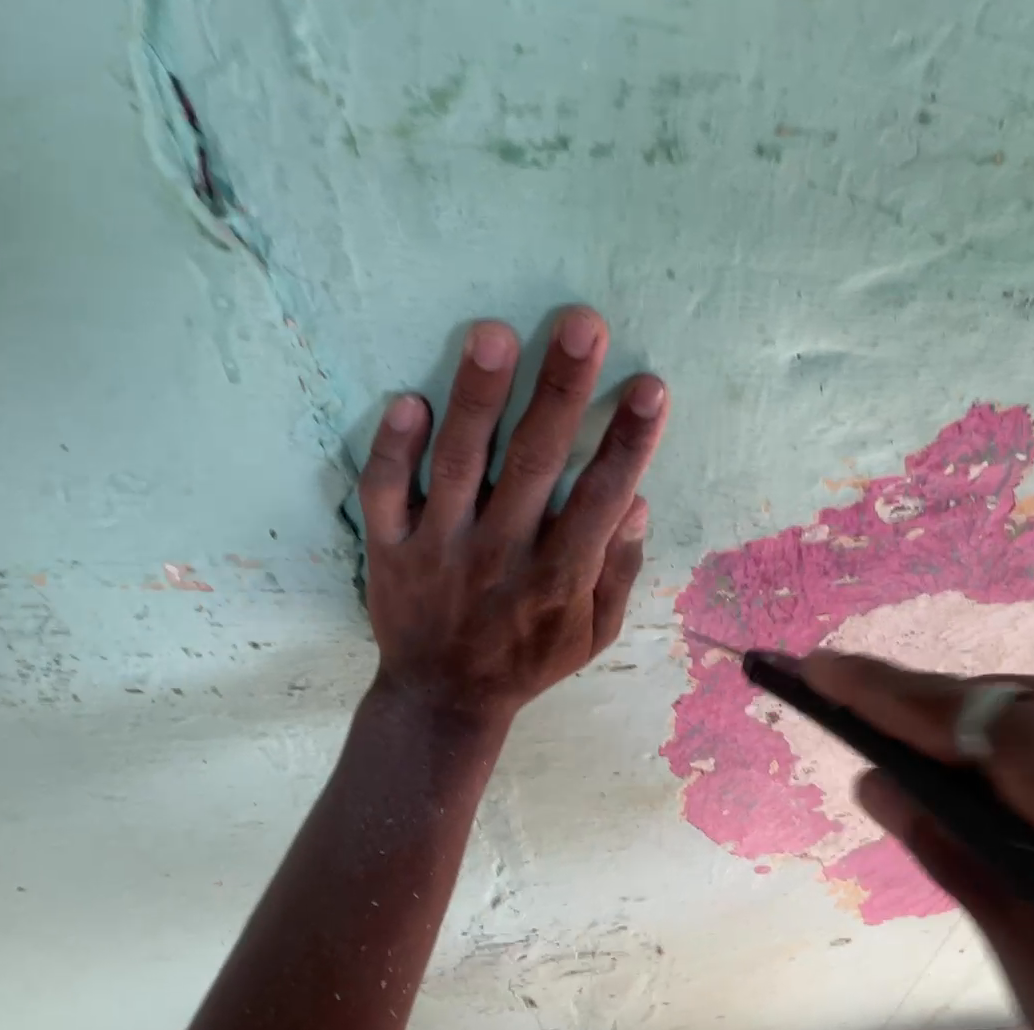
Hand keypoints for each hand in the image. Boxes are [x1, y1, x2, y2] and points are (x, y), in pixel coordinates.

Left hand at [356, 308, 666, 722]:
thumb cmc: (530, 659)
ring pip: (458, 465)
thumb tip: (636, 501)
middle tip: (581, 324)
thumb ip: (619, 571)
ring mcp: (438, 549)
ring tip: (493, 333)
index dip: (628, 442)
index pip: (601, 500)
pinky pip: (384, 493)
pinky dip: (393, 449)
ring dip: (477, 398)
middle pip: (535, 464)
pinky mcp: (388, 549)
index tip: (650, 386)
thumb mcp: (595, 634)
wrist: (442, 700)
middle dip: (561, 391)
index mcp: (558, 579)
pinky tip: (409, 400)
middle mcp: (500, 555)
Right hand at [800, 653, 1033, 1029]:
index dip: (872, 687)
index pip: (955, 711)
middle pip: (994, 704)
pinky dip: (1033, 753)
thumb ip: (956, 862)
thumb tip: (877, 784)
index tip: (808, 664)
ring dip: (979, 743)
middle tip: (867, 754)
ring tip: (942, 793)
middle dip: (924, 725)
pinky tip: (1020, 800)